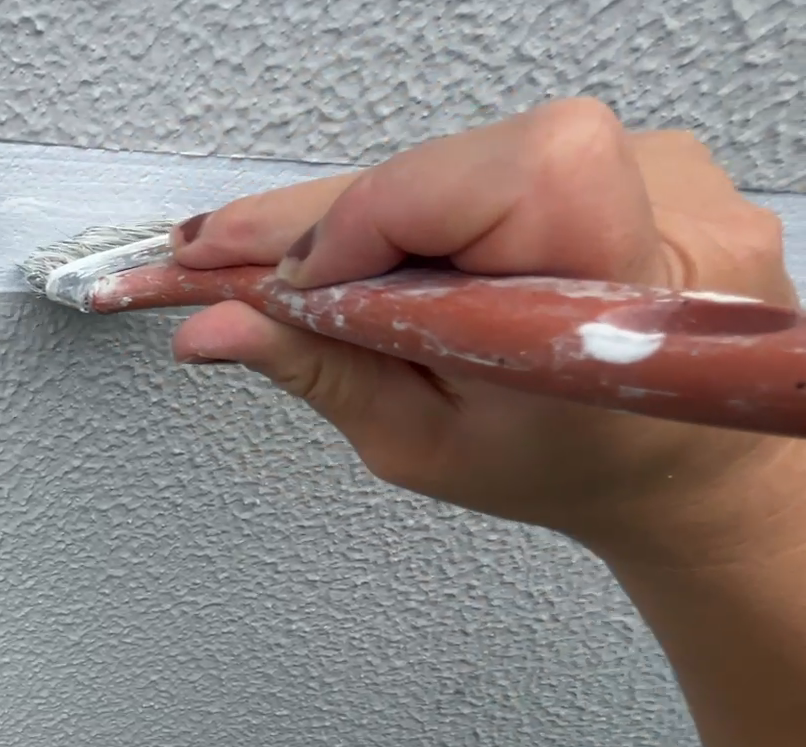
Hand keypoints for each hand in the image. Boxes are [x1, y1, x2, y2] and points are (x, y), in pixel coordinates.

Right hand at [169, 98, 801, 569]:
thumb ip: (316, 372)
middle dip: (304, 218)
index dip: (377, 214)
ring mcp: (650, 171)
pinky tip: (343, 256)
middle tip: (203, 255)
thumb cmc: (552, 464)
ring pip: (443, 163)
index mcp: (610, 302)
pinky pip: (468, 166)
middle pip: (443, 167)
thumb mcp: (412, 440)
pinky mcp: (620, 160)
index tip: (289, 283)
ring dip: (337, 218)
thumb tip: (208, 329)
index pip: (507, 182)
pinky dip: (388, 212)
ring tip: (257, 265)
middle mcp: (653, 210)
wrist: (666, 453)